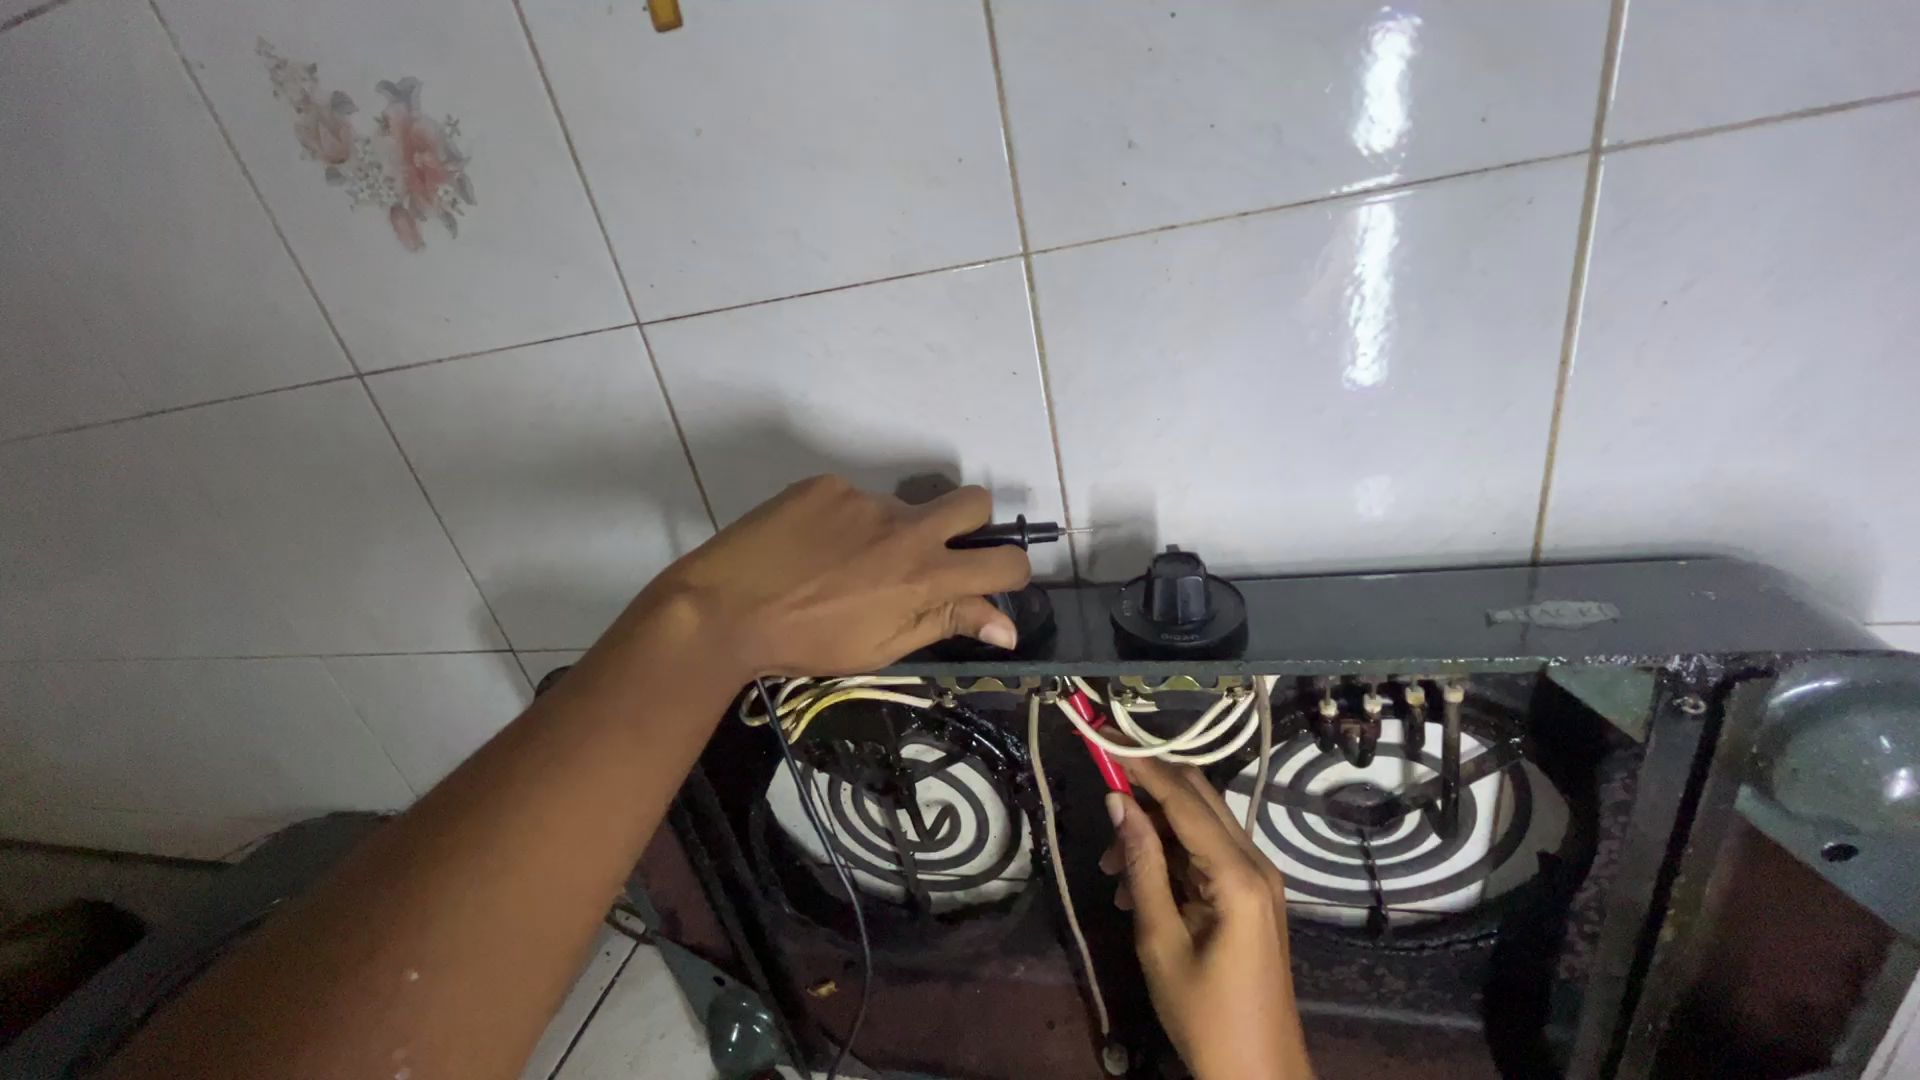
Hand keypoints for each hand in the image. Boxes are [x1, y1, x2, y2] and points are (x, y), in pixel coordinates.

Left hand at [629, 475, 1031, 677]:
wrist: (724, 609)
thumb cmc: (808, 642)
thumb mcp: (884, 646)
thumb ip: (947, 623)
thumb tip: (1007, 625)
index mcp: (924, 576)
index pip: (1005, 562)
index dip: (1012, 572)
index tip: (994, 582)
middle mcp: (906, 527)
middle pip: (975, 502)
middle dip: (974, 523)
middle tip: (940, 550)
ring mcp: (865, 499)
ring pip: (904, 506)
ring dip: (894, 530)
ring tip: (847, 560)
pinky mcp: (827, 484)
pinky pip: (855, 500)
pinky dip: (847, 521)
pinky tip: (813, 546)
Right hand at [1101, 757, 1313, 1079]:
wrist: (1260, 1076)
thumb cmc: (1205, 1014)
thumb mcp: (1159, 939)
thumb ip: (1141, 863)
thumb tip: (1118, 801)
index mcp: (1237, 873)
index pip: (1182, 796)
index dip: (1140, 763)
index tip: (1102, 738)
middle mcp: (1254, 861)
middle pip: (1195, 796)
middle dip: (1144, 790)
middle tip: (1101, 798)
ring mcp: (1257, 876)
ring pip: (1197, 823)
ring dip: (1152, 829)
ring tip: (1111, 871)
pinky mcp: (1251, 892)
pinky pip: (1204, 852)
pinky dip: (1168, 855)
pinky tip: (1136, 889)